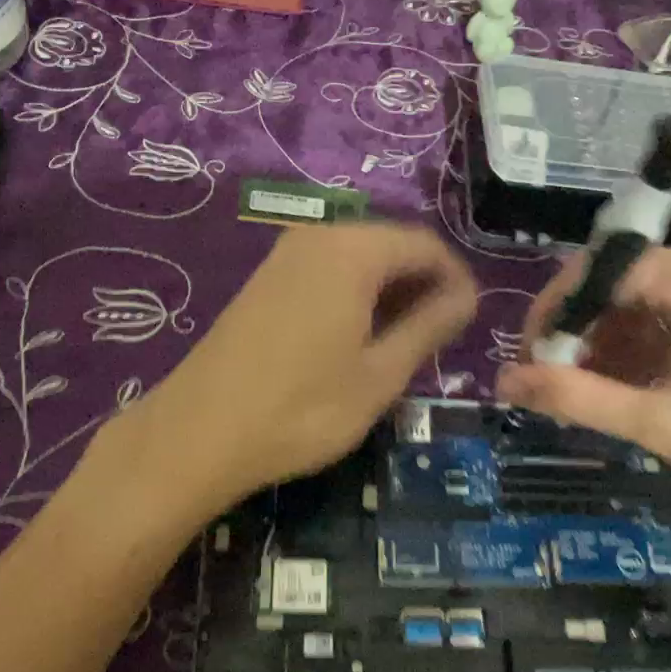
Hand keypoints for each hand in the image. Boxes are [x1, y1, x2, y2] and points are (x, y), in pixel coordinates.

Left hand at [125, 224, 477, 506]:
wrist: (200, 434)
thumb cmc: (303, 409)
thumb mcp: (379, 375)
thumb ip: (429, 328)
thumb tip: (467, 298)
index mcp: (352, 250)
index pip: (426, 245)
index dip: (457, 282)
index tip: (470, 325)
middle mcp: (317, 237)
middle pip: (390, 248)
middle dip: (422, 289)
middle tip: (437, 345)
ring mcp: (283, 258)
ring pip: (357, 264)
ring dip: (388, 299)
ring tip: (401, 352)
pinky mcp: (263, 284)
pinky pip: (326, 278)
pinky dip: (354, 303)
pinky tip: (356, 346)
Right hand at [498, 243, 670, 557]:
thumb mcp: (665, 426)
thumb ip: (579, 397)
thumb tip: (503, 381)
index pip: (602, 268)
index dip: (554, 311)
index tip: (528, 360)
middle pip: (626, 278)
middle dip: (582, 330)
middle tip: (556, 384)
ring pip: (654, 296)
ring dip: (614, 340)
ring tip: (592, 394)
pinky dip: (652, 343)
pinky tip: (638, 387)